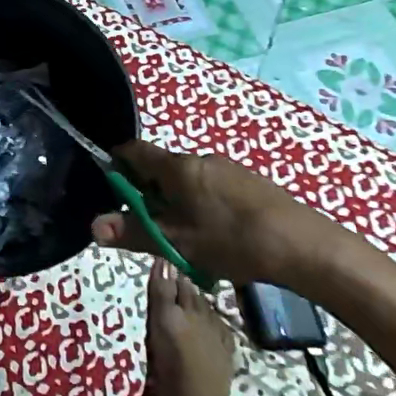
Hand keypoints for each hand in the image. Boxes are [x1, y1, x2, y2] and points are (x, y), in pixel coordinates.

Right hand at [90, 140, 341, 284]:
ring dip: (173, 202)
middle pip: (159, 168)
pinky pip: (208, 187)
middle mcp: (200, 158)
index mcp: (178, 166)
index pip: (134, 150)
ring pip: (185, 180)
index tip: (107, 187)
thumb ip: (134, 232)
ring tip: (176, 237)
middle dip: (145, 193)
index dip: (116, 164)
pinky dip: (197, 205)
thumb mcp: (177, 242)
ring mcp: (227, 169)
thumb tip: (94, 226)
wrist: (301, 245)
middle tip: (142, 225)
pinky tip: (210, 237)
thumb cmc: (232, 240)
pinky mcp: (246, 183)